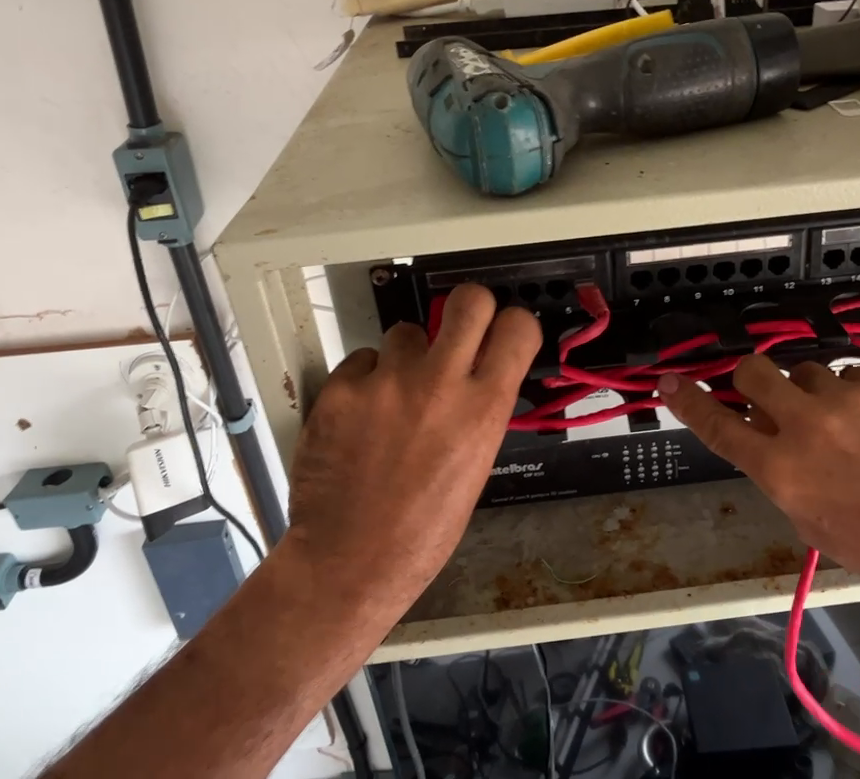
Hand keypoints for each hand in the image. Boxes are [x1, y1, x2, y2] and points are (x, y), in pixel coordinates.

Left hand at [283, 284, 540, 610]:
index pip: (518, 327)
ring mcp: (387, 382)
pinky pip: (362, 361)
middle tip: (458, 329)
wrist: (350, 559)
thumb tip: (479, 377)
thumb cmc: (420, 530)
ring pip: (406, 331)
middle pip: (469, 300)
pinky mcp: (341, 388)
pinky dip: (366, 380)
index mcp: (483, 409)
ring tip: (397, 396)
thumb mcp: (475, 467)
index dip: (514, 324)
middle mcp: (439, 384)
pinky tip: (363, 416)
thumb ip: (479, 412)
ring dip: (406, 355)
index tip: (505, 331)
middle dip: (469, 308)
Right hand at [659, 357, 859, 613]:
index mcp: (782, 470)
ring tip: (851, 427)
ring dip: (816, 394)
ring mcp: (850, 395)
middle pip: (754, 370)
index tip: (671, 382)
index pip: (718, 424)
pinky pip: (856, 373)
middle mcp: (807, 424)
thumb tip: (772, 443)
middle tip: (771, 398)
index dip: (689, 401)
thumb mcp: (816, 527)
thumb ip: (783, 478)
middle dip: (753, 381)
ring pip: (808, 371)